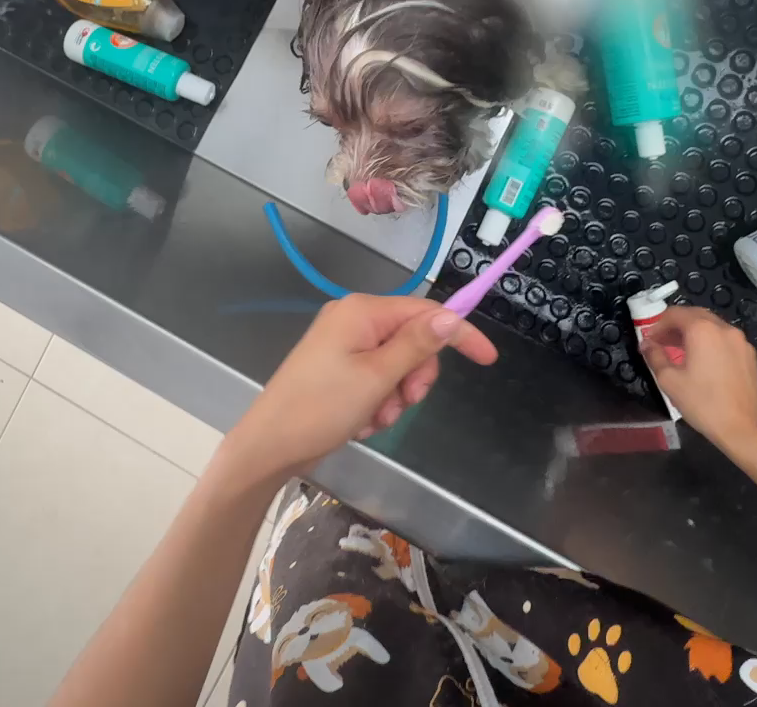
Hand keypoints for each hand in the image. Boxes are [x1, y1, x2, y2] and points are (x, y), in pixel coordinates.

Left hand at [219, 295, 497, 482]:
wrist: (269, 446)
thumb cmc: (322, 407)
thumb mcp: (377, 377)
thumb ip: (417, 344)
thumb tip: (451, 315)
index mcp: (362, 311)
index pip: (425, 311)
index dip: (458, 333)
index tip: (487, 359)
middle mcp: (353, 319)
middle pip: (412, 340)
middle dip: (414, 376)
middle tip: (402, 402)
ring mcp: (343, 344)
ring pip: (397, 366)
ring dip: (395, 397)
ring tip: (373, 418)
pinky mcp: (337, 368)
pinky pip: (376, 380)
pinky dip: (377, 403)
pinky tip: (360, 422)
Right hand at [638, 306, 756, 456]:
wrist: (745, 429)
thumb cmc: (703, 403)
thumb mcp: (669, 380)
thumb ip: (655, 356)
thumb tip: (647, 344)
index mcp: (702, 330)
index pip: (675, 314)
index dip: (658, 325)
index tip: (649, 340)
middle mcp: (724, 329)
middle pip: (695, 315)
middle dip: (676, 326)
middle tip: (662, 343)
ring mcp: (741, 342)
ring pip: (712, 326)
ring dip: (693, 333)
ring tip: (681, 353)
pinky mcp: (751, 356)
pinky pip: (725, 340)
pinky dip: (710, 342)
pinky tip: (704, 362)